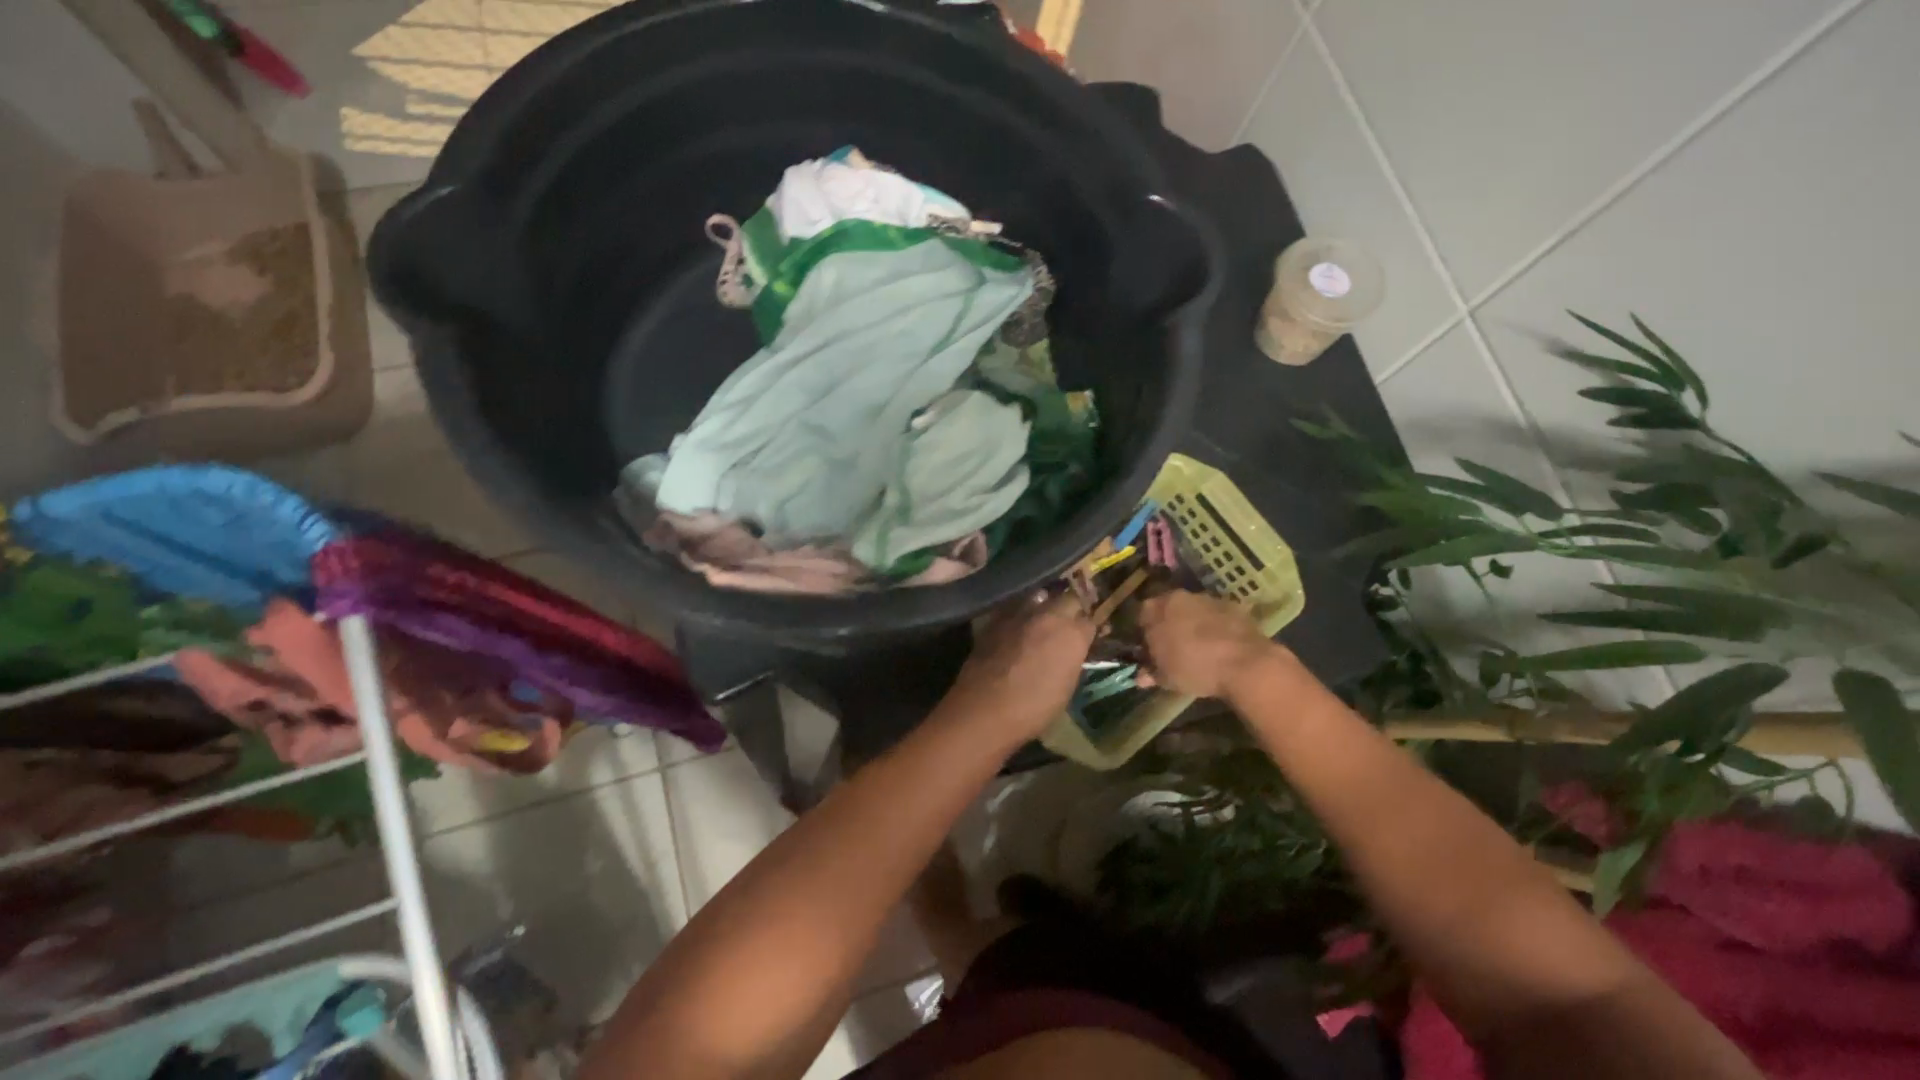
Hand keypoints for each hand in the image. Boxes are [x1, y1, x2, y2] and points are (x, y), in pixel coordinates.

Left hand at [944, 592, 1095, 740]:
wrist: (984, 710)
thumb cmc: (1033, 710)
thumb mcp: (1065, 688)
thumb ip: (1071, 661)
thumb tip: (1070, 652)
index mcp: (1073, 635)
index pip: (1089, 621)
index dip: (1087, 630)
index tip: (1084, 638)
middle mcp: (1049, 616)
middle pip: (1067, 600)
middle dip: (1071, 610)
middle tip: (1067, 625)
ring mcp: (1020, 614)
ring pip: (1039, 597)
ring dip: (1044, 605)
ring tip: (1042, 619)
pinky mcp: (996, 619)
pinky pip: (1014, 608)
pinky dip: (1020, 614)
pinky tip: (1017, 627)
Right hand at [1139, 590, 1280, 698]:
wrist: (1244, 663)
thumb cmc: (1195, 668)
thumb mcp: (1166, 678)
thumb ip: (1151, 673)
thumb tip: (1141, 677)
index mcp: (1157, 610)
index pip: (1142, 615)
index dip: (1145, 632)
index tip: (1150, 648)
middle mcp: (1181, 597)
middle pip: (1170, 608)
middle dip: (1170, 624)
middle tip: (1174, 647)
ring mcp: (1209, 599)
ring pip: (1195, 610)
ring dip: (1195, 624)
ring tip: (1201, 648)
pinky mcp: (1234, 606)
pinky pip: (1219, 616)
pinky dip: (1218, 627)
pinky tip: (1222, 646)